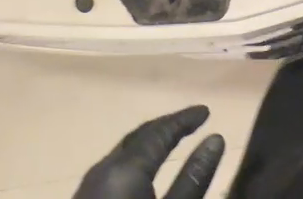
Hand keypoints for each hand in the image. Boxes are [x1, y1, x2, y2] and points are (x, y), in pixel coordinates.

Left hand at [72, 105, 224, 198]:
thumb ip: (193, 179)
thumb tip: (215, 141)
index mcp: (125, 169)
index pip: (160, 130)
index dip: (185, 119)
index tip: (207, 112)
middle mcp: (103, 170)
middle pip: (138, 137)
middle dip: (166, 127)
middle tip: (191, 123)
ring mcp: (86, 189)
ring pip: (123, 153)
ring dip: (148, 144)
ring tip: (172, 142)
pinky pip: (112, 170)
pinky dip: (134, 162)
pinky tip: (144, 173)